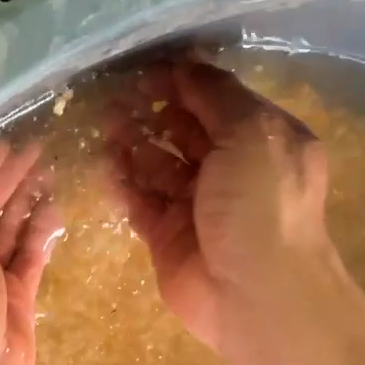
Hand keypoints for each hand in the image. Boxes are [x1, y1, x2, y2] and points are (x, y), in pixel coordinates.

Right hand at [106, 58, 364, 364]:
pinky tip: (104, 167)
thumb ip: (216, 99)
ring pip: (157, 168)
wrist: (253, 293)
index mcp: (260, 140)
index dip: (182, 85)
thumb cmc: (262, 206)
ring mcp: (195, 207)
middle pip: (183, 134)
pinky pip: (140, 204)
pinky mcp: (167, 238)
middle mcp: (228, 171)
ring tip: (102, 127)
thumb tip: (186, 70)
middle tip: (113, 99)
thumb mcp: (252, 134)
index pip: (217, 102)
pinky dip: (123, 186)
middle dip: (152, 114)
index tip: (145, 74)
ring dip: (132, 147)